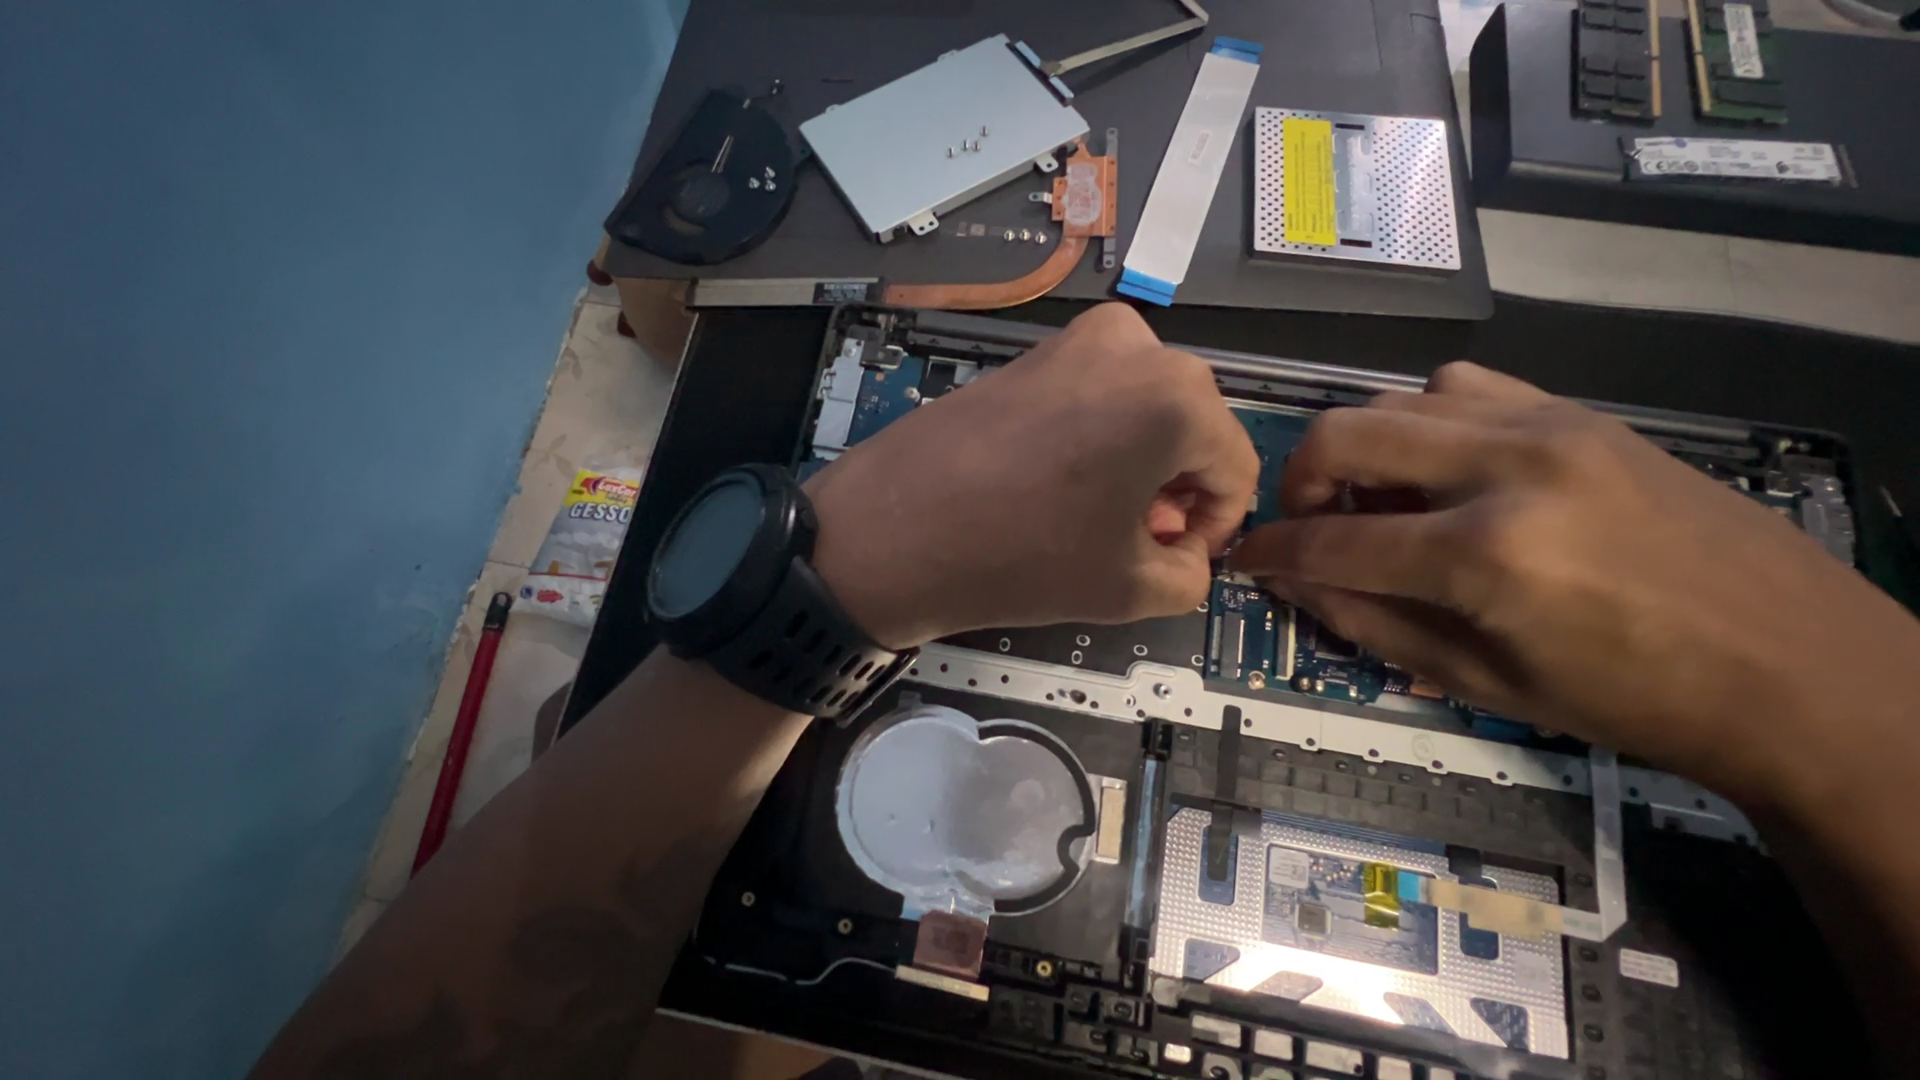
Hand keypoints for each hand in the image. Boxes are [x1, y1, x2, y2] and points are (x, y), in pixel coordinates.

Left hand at [806, 303, 1259, 649]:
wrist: (891, 531)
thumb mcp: (1129, 588)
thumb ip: (1192, 572)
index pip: (1235, 468)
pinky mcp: (1032, 353)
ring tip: (1096, 519)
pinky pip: (1097, 395)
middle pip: (1192, 430)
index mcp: (1175, 397)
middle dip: (1176, 490)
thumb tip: (1189, 549)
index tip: (1180, 556)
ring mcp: (1075, 341)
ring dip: (1140, 464)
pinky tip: (1061, 486)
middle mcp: (1134, 347)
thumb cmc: (1019, 558)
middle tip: (1137, 541)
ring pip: (1145, 409)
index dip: (1217, 524)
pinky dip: (1100, 437)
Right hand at [1229, 362, 1919, 806]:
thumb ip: (1371, 621)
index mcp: (1486, 556)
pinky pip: (1467, 386)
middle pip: (1346, 435)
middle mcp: (1508, 469)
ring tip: (1381, 496)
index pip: (1330, 541)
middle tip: (1309, 523)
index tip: (1246, 558)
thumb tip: (1293, 581)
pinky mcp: (1583, 413)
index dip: (1271, 551)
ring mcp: (1551, 427)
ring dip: (1364, 446)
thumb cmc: (1633, 701)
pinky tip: (1446, 466)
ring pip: (1399, 397)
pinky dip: (1427, 419)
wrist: (1802, 669)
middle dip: (1300, 481)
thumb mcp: (1481, 681)